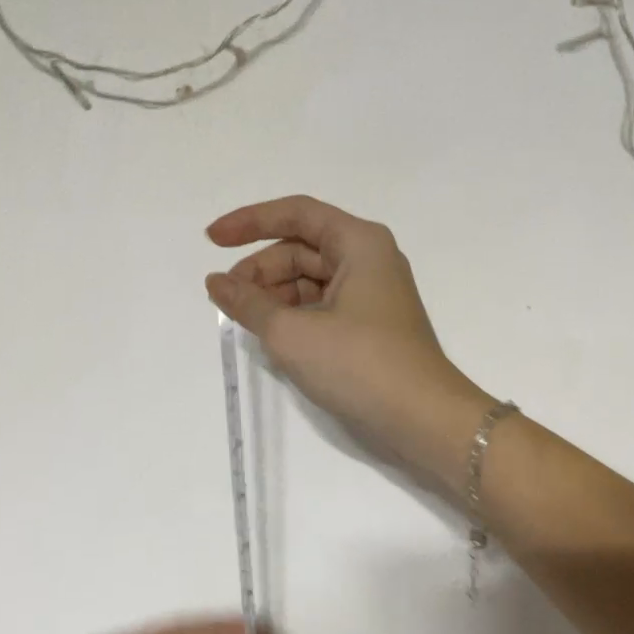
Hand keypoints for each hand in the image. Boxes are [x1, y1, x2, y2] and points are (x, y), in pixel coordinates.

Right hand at [205, 196, 495, 489]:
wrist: (422, 419)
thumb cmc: (360, 365)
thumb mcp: (293, 333)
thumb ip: (249, 303)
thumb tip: (217, 282)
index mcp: (359, 243)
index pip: (296, 214)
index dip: (249, 222)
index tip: (211, 241)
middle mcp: (371, 261)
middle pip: (303, 250)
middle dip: (261, 270)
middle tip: (228, 301)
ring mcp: (375, 297)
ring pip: (313, 282)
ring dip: (276, 297)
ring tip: (248, 325)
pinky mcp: (374, 330)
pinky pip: (326, 309)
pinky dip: (297, 318)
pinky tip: (275, 340)